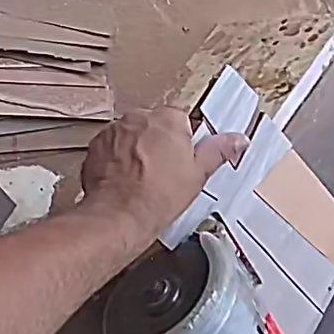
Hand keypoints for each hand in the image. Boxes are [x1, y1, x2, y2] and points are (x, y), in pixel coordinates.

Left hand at [80, 108, 246, 238]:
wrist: (118, 215)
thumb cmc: (156, 197)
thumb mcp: (198, 175)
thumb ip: (218, 151)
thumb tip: (237, 140)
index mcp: (168, 119)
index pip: (180, 121)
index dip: (182, 144)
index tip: (181, 161)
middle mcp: (138, 118)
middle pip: (153, 126)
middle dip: (157, 144)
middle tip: (162, 173)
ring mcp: (114, 131)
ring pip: (131, 136)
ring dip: (135, 151)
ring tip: (142, 179)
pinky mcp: (96, 145)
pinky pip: (110, 147)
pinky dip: (116, 159)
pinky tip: (124, 180)